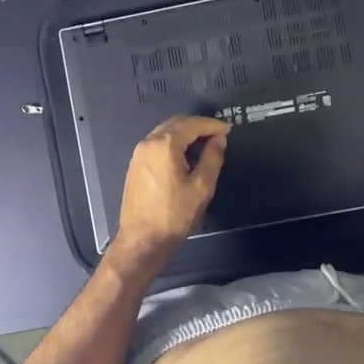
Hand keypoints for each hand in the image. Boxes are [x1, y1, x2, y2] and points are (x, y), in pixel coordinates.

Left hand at [115, 115, 230, 259]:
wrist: (142, 240)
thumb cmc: (174, 214)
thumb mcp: (201, 187)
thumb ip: (212, 158)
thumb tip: (219, 140)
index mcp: (164, 145)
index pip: (192, 124)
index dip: (212, 125)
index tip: (228, 130)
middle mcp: (148, 143)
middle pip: (176, 124)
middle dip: (198, 126)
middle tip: (217, 135)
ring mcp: (138, 155)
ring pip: (164, 133)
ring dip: (185, 135)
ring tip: (204, 147)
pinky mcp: (135, 166)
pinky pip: (156, 145)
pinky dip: (173, 145)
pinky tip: (185, 158)